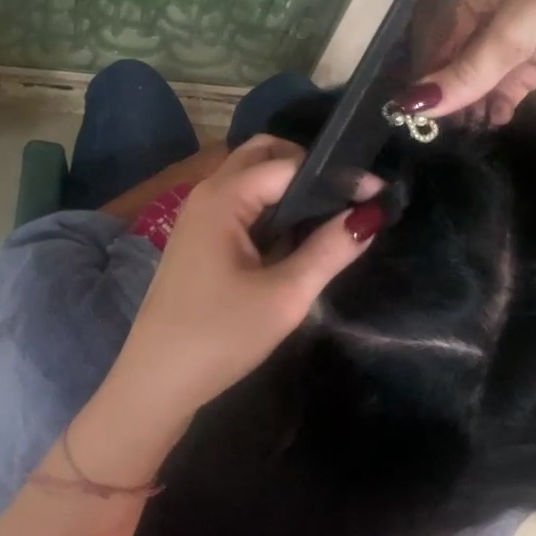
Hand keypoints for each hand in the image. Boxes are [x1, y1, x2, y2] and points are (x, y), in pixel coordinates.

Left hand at [100, 135, 383, 429]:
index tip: (377, 195)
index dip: (336, 174)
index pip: (290, 163)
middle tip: (348, 201)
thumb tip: (370, 215)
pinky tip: (294, 238)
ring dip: (288, 186)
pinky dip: (269, 207)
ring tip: (330, 218)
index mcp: (224, 197)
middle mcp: (207, 193)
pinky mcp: (198, 238)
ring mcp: (198, 215)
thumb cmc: (221, 336)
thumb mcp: (284, 296)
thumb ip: (329, 251)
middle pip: (262, 154)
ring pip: (249, 178)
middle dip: (308, 166)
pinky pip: (239, 203)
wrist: (157, 381)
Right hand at [403, 0, 535, 124]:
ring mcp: (532, 24)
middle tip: (439, 127)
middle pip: (463, 48)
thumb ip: (465, 74)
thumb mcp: (513, 34)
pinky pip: (517, 76)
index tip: (415, 107)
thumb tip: (409, 108)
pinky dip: (503, 98)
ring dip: (477, 96)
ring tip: (465, 131)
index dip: (428, 66)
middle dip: (452, 85)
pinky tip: (492, 121)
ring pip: (490, 65)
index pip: (441, 26)